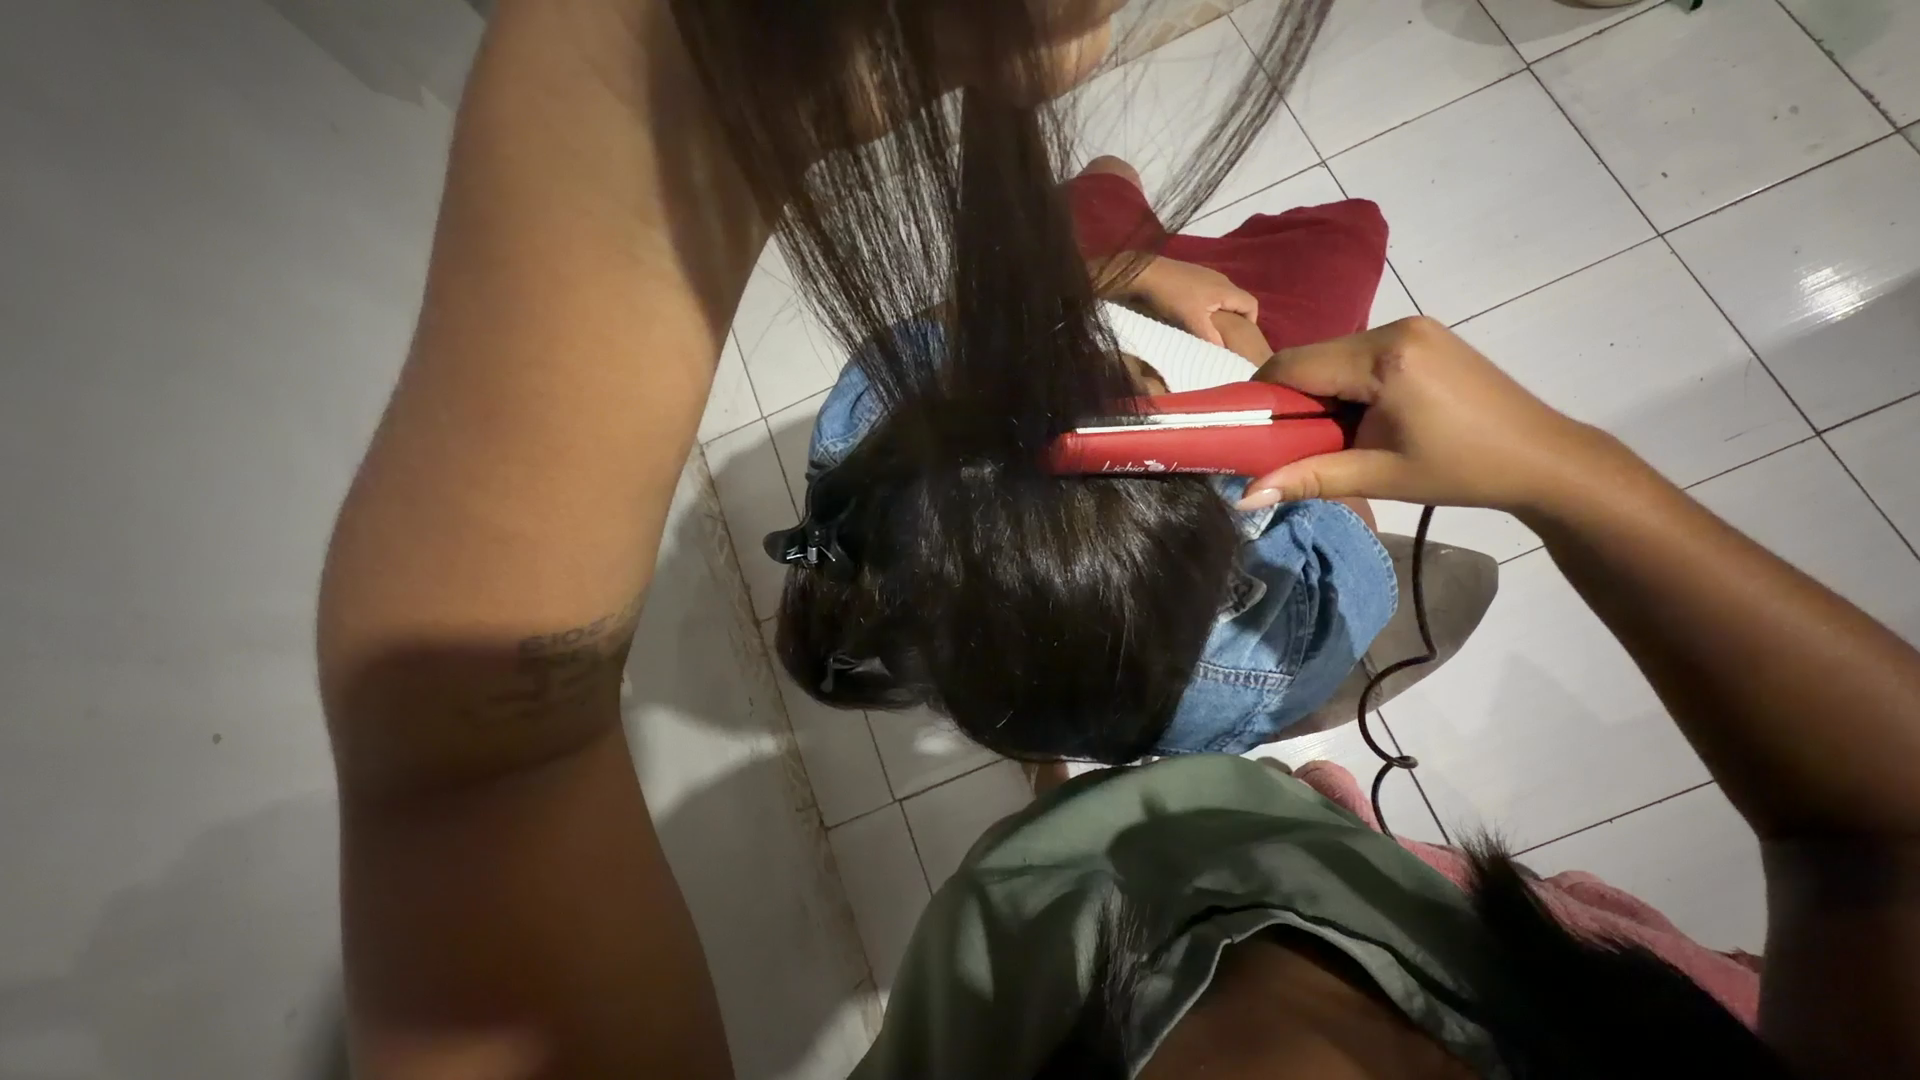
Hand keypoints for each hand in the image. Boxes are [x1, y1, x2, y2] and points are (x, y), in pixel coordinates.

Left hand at [1127, 257, 1258, 346]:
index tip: (1240, 337)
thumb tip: (1224, 353)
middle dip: (1235, 320)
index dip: (1251, 322)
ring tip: (1210, 329)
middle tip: (1225, 336)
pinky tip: (1195, 315)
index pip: (1251, 305)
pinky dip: (1210, 306)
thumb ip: (1210, 336)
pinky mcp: (1196, 276)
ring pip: (1224, 298)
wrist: (1148, 273)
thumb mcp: (1192, 320)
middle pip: (1239, 301)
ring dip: (1221, 313)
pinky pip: (1212, 293)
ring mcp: (1209, 276)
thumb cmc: (1173, 297)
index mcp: (1227, 290)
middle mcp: (1223, 280)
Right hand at [1239, 317, 1627, 512]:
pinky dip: (1345, 383)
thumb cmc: (1460, 471)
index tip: (1248, 433)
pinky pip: (1359, 354)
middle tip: (1293, 442)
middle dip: (1291, 399)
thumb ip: (1306, 477)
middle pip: (1311, 358)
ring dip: (1319, 392)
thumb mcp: (1377, 476)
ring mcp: (1413, 326)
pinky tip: (1360, 416)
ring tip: (1332, 434)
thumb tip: (1243, 498)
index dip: (1260, 398)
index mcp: (1384, 358)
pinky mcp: (1423, 335)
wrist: (1541, 458)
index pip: (1293, 366)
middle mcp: (1395, 328)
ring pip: (1333, 355)